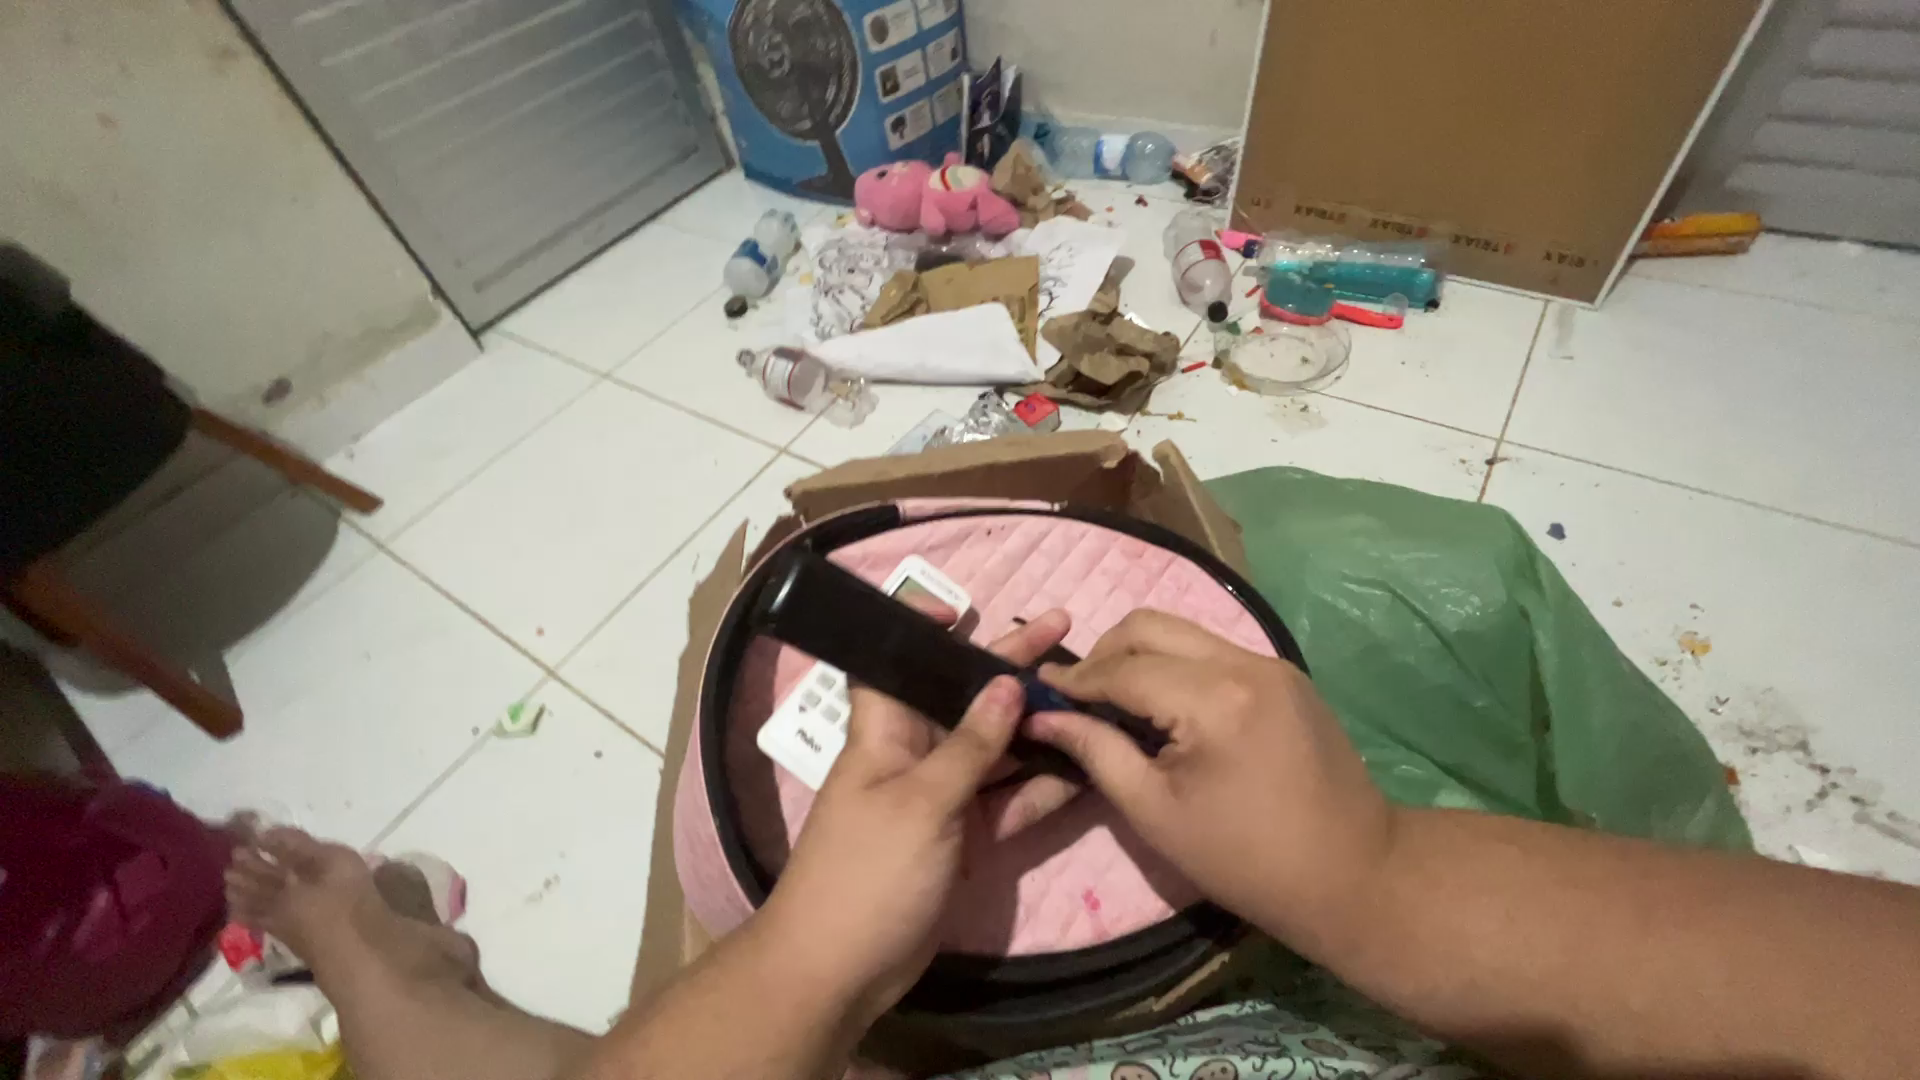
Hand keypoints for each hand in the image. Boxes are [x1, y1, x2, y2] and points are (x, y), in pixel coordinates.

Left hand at [756, 609, 1076, 1021]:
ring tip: (1088, 694)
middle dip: (1009, 665)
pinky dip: (1039, 785)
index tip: (961, 610)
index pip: (892, 658)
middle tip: (1063, 628)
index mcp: (885, 728)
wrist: (840, 971)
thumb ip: (971, 745)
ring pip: (994, 747)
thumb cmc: (868, 871)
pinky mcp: (962, 833)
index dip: (918, 627)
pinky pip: (1005, 798)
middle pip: (964, 696)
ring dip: (1035, 726)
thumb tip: (1008, 685)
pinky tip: (1083, 767)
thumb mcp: (922, 802)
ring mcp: (941, 793)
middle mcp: (914, 750)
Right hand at [1027, 610, 1394, 951]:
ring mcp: (1270, 661)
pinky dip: (1175, 664)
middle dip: (1103, 653)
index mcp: (1214, 699)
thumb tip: (1043, 716)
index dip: (1076, 678)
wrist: (1358, 875)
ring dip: (1139, 654)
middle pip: (1149, 625)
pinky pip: (1211, 649)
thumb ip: (1095, 751)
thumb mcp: (1155, 813)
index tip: (1038, 686)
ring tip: (1116, 697)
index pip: (1124, 669)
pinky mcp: (1284, 672)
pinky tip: (1166, 704)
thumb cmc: (1246, 858)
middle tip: (1079, 693)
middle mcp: (1243, 662)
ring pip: (1181, 630)